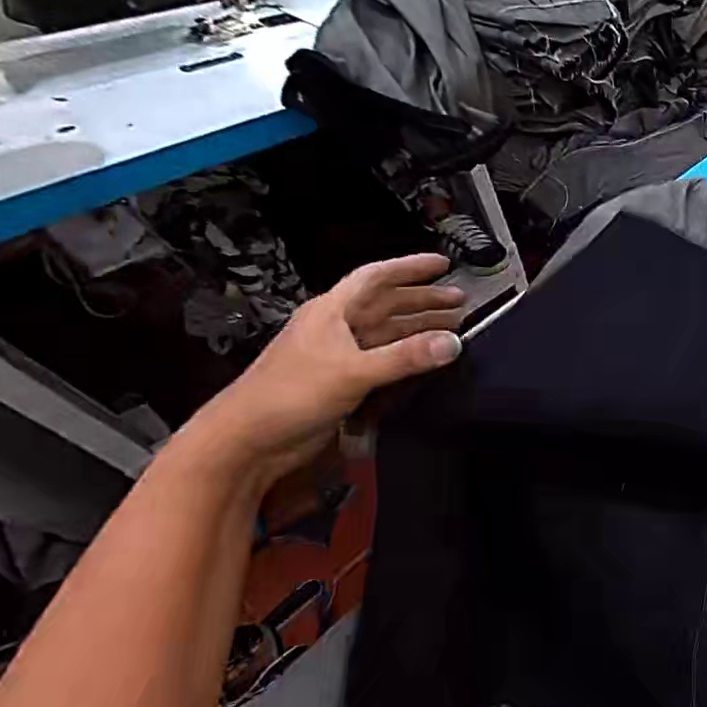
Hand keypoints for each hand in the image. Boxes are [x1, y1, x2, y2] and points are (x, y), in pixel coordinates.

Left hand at [185, 254, 465, 491]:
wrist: (246, 442)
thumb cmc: (287, 397)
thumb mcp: (351, 372)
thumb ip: (405, 357)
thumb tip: (453, 343)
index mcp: (331, 313)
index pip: (375, 278)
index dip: (410, 267)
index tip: (442, 264)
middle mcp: (337, 328)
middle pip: (387, 304)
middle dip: (424, 299)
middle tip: (460, 300)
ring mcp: (340, 354)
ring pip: (388, 331)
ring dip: (420, 327)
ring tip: (454, 326)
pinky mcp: (344, 379)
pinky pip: (386, 357)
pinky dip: (410, 354)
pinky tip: (429, 359)